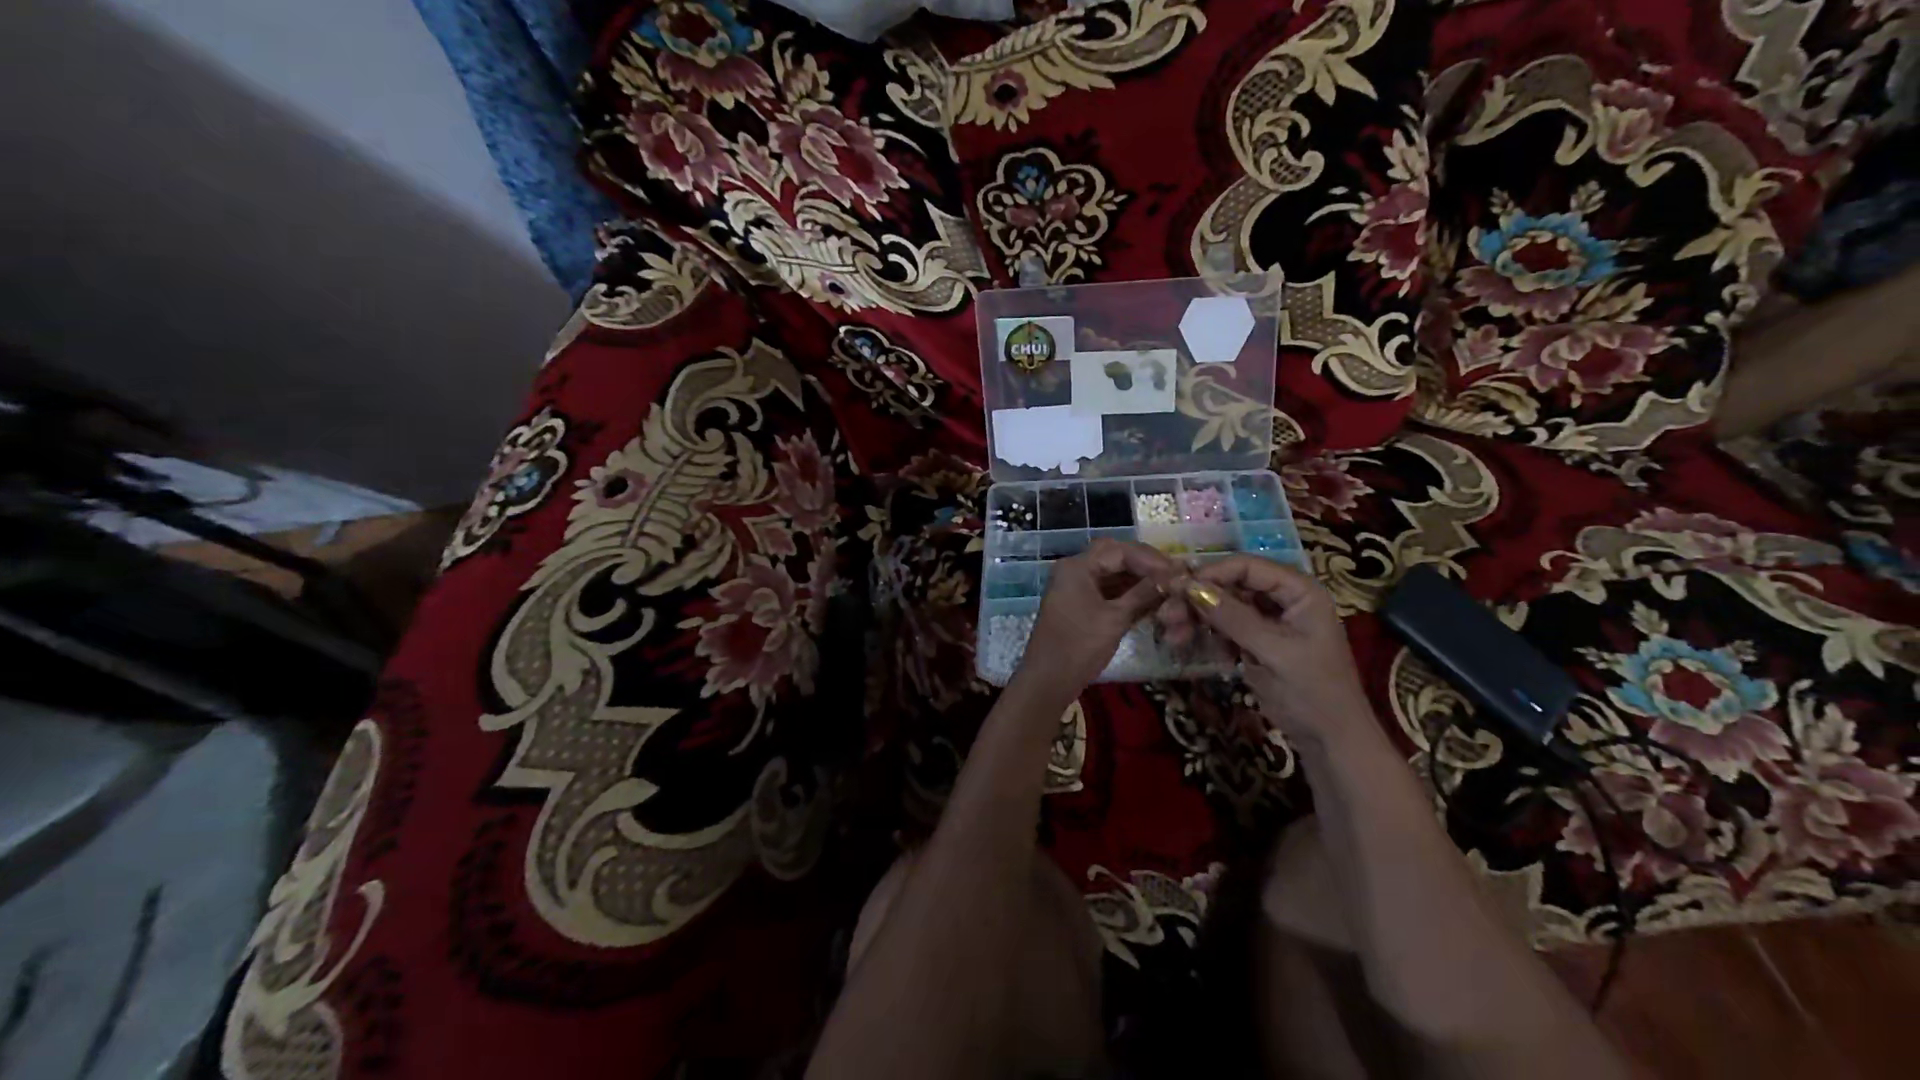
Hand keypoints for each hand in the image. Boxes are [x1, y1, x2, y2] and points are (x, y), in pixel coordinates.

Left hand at [1017, 539, 1175, 695]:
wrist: (1048, 680)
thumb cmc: (1080, 646)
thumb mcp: (1115, 618)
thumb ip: (1144, 594)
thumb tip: (1174, 576)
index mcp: (1077, 567)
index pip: (1119, 551)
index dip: (1151, 559)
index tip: (1178, 571)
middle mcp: (1075, 570)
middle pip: (1115, 557)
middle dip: (1145, 565)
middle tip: (1173, 576)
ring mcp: (1076, 587)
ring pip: (1112, 574)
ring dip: (1138, 579)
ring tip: (1168, 587)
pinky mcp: (1080, 604)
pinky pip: (1108, 590)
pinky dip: (1128, 593)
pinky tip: (1152, 600)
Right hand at [1174, 556, 1377, 748]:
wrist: (1330, 740)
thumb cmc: (1312, 692)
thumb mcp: (1273, 652)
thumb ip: (1233, 618)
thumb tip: (1191, 587)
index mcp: (1300, 591)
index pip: (1248, 566)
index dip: (1212, 573)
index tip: (1178, 588)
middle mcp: (1283, 599)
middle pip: (1231, 585)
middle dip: (1198, 598)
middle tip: (1167, 616)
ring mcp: (1268, 621)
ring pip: (1223, 606)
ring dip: (1196, 617)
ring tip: (1173, 635)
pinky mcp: (1255, 642)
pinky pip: (1224, 627)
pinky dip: (1205, 635)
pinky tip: (1186, 645)